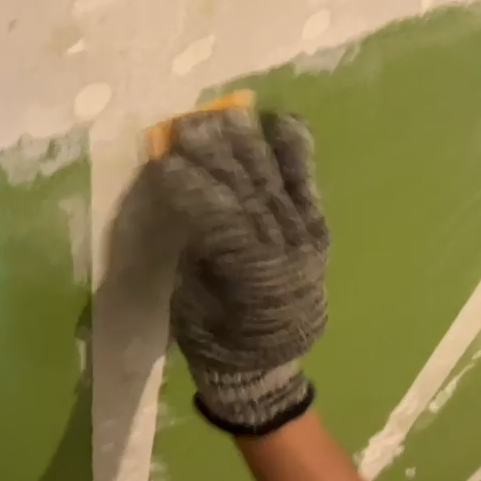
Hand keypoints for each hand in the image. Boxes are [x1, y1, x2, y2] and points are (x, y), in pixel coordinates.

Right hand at [147, 106, 329, 434]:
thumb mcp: (191, 298)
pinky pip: (306, 185)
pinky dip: (294, 153)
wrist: (264, 367)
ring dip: (250, 143)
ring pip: (276, 180)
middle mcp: (283, 248)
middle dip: (217, 153)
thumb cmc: (214, 338)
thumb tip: (188, 203)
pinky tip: (282, 121)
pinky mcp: (316, 231)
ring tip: (227, 113)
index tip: (164, 160)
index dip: (191, 185)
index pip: (218, 214)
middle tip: (189, 123)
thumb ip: (195, 248)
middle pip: (248, 188)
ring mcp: (304, 236)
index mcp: (247, 272)